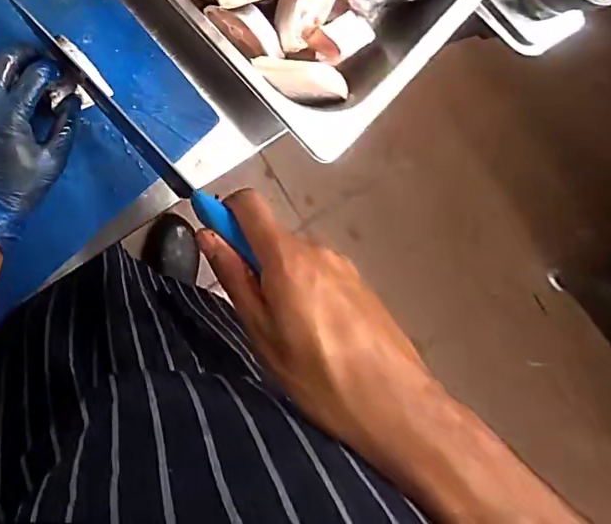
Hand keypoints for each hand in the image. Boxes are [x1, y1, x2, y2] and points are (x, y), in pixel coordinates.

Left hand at [0, 45, 79, 243]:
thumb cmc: (20, 188)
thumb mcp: (53, 160)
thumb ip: (66, 125)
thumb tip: (73, 99)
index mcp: (12, 115)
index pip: (34, 74)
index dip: (53, 69)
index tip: (66, 75)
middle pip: (5, 60)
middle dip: (28, 53)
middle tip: (47, 61)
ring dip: (13, 61)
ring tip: (34, 69)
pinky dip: (2, 74)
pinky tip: (18, 86)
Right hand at [197, 189, 435, 465]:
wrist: (401, 407)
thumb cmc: (321, 377)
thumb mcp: (263, 333)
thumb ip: (234, 277)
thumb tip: (208, 235)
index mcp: (286, 257)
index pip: (248, 203)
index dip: (224, 211)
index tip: (214, 239)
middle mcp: (315, 249)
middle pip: (271, 235)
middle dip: (254, 260)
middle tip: (256, 311)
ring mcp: (342, 265)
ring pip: (296, 258)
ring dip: (282, 279)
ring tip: (292, 333)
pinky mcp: (361, 284)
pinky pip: (320, 273)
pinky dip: (308, 290)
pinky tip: (321, 336)